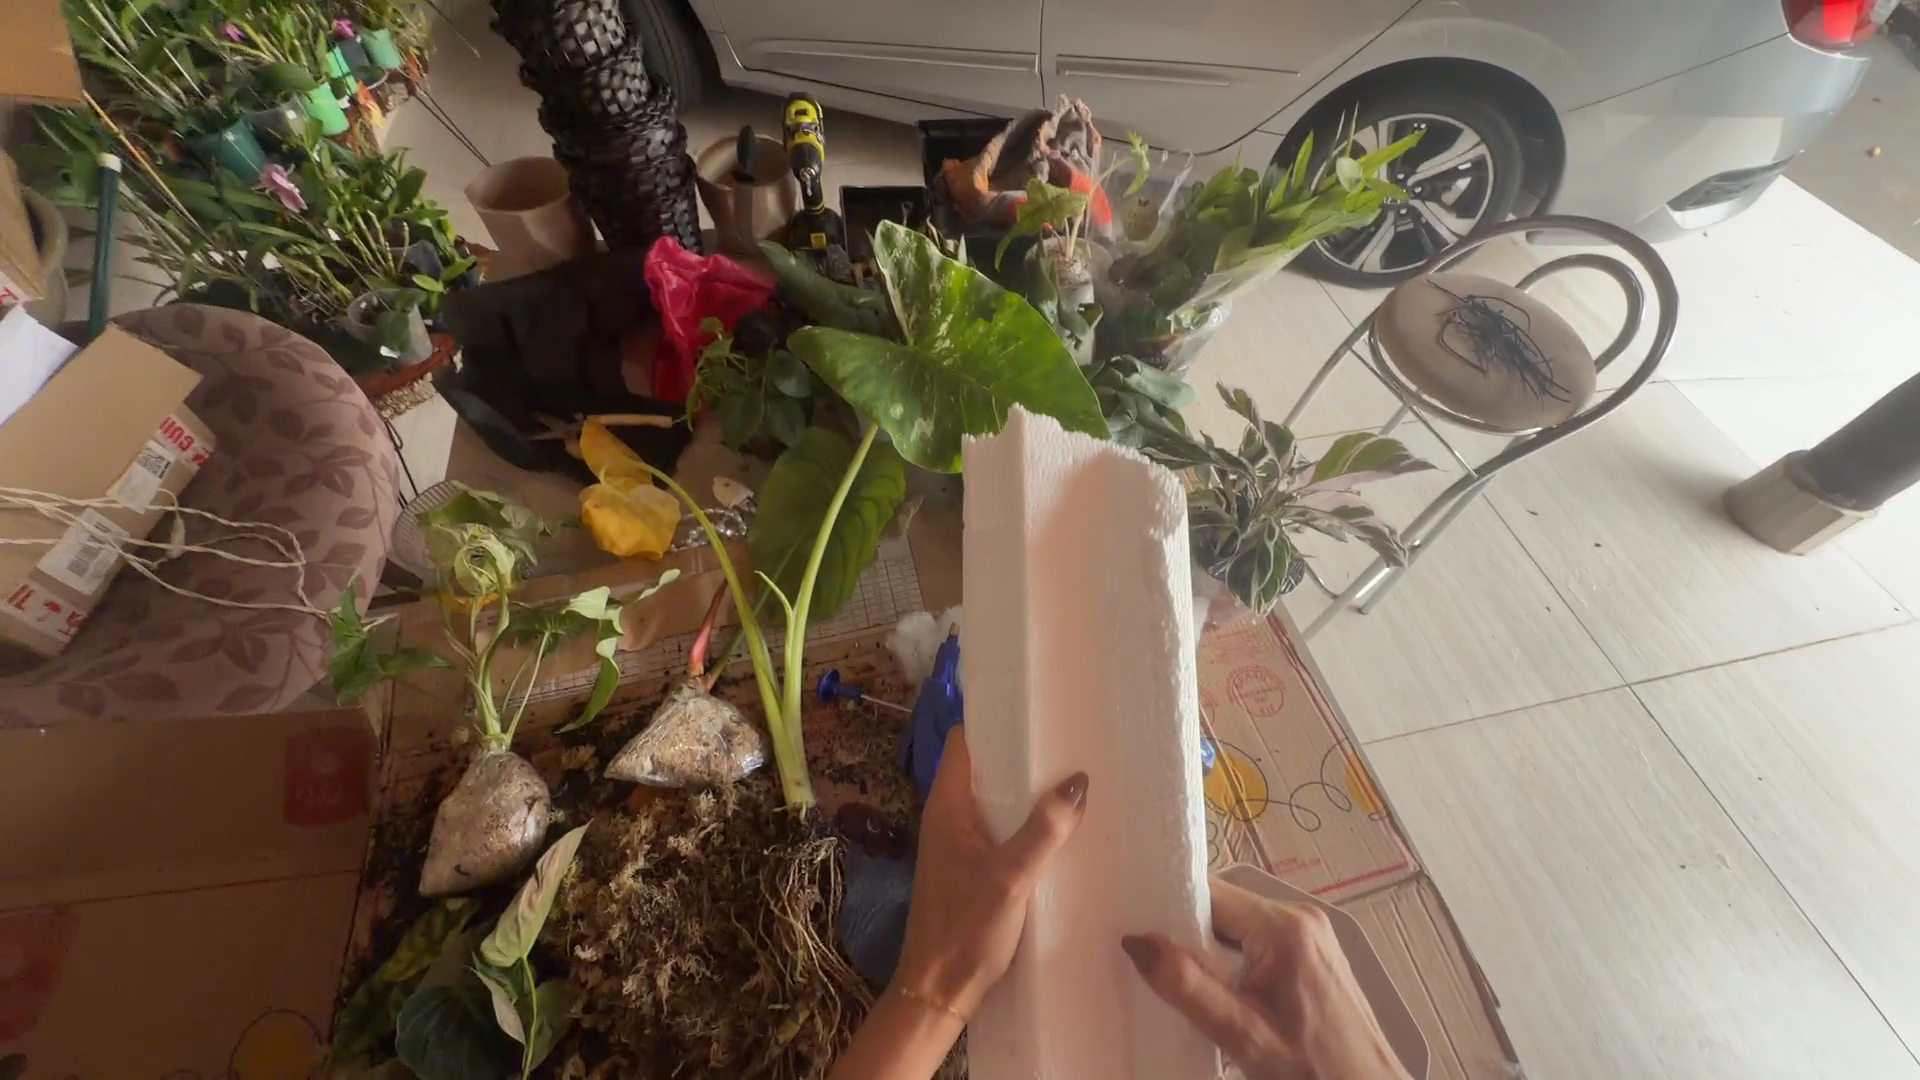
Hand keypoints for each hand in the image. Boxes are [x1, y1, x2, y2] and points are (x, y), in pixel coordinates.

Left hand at [892, 726, 1089, 1018]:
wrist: (937, 992)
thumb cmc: (965, 929)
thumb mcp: (1010, 877)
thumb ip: (1044, 830)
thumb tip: (1078, 780)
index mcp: (947, 804)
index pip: (963, 741)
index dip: (991, 719)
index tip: (1032, 710)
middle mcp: (948, 815)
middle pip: (983, 766)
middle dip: (1019, 754)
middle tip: (1065, 742)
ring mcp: (958, 841)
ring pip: (993, 798)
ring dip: (1025, 789)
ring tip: (1069, 777)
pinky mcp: (970, 865)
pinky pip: (999, 826)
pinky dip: (1024, 819)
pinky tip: (1057, 826)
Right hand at [1122, 876, 1409, 1079]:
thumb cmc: (1315, 1076)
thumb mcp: (1246, 1040)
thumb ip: (1189, 988)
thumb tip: (1136, 941)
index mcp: (1285, 928)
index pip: (1207, 893)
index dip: (1169, 909)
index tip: (1139, 931)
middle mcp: (1299, 915)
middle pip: (1219, 904)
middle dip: (1187, 933)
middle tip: (1161, 969)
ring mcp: (1308, 930)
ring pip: (1233, 920)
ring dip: (1208, 948)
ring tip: (1193, 987)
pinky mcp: (1310, 948)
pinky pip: (1253, 936)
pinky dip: (1230, 957)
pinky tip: (1224, 991)